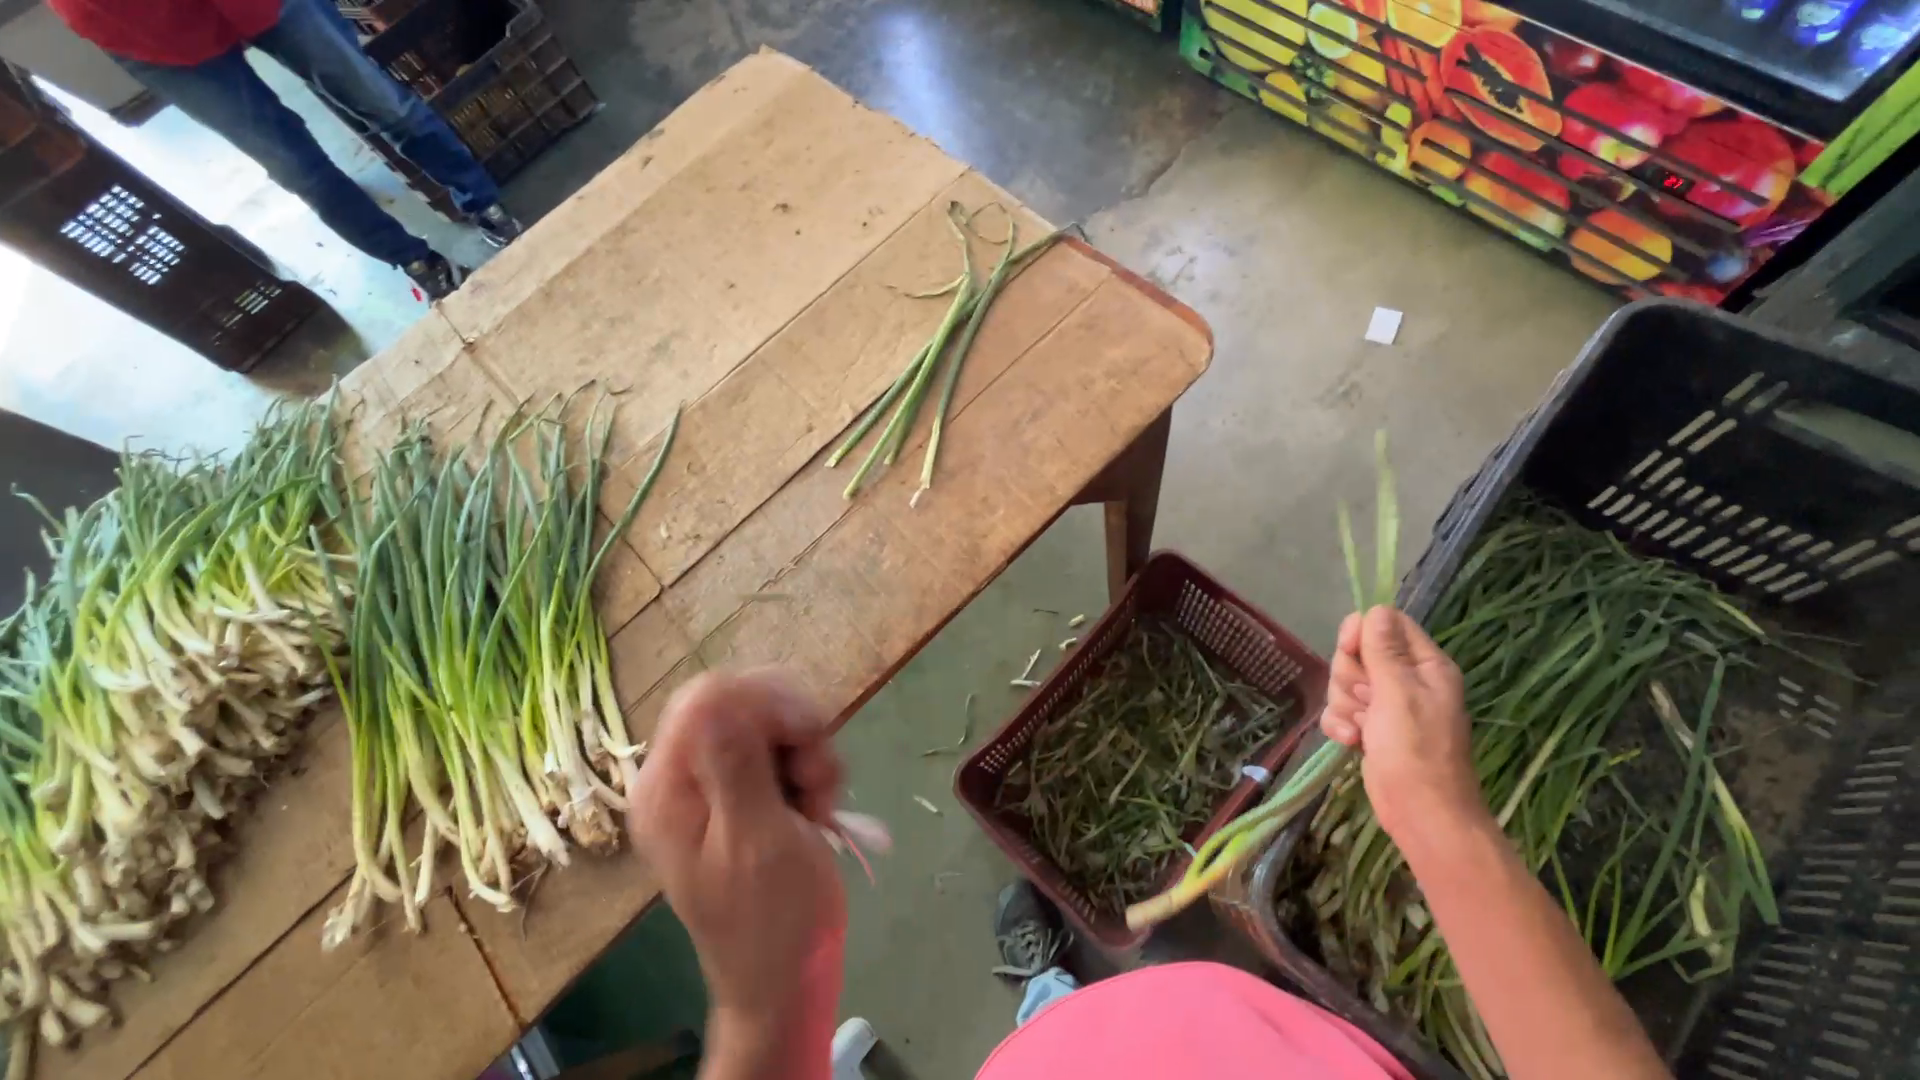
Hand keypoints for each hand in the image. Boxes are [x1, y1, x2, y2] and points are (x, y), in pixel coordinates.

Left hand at [624, 669, 846, 1028]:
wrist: (787, 976)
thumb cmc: (771, 919)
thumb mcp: (756, 843)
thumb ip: (735, 765)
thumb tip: (719, 692)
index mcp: (668, 786)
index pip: (708, 697)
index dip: (764, 700)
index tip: (808, 734)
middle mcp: (685, 775)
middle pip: (741, 702)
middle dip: (793, 727)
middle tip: (817, 775)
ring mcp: (716, 783)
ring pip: (770, 722)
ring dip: (809, 751)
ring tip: (819, 802)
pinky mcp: (747, 793)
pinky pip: (783, 749)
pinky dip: (811, 768)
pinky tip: (818, 808)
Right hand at [1319, 606, 1488, 849]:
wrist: (1420, 811)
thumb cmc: (1416, 749)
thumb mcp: (1399, 692)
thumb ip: (1384, 649)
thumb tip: (1375, 608)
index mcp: (1425, 665)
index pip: (1386, 624)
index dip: (1362, 634)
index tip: (1353, 651)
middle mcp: (1406, 680)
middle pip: (1357, 653)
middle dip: (1350, 677)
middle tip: (1366, 700)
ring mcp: (1386, 705)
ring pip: (1344, 683)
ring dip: (1344, 705)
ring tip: (1362, 729)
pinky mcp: (1369, 728)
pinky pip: (1339, 711)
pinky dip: (1340, 725)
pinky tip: (1351, 742)